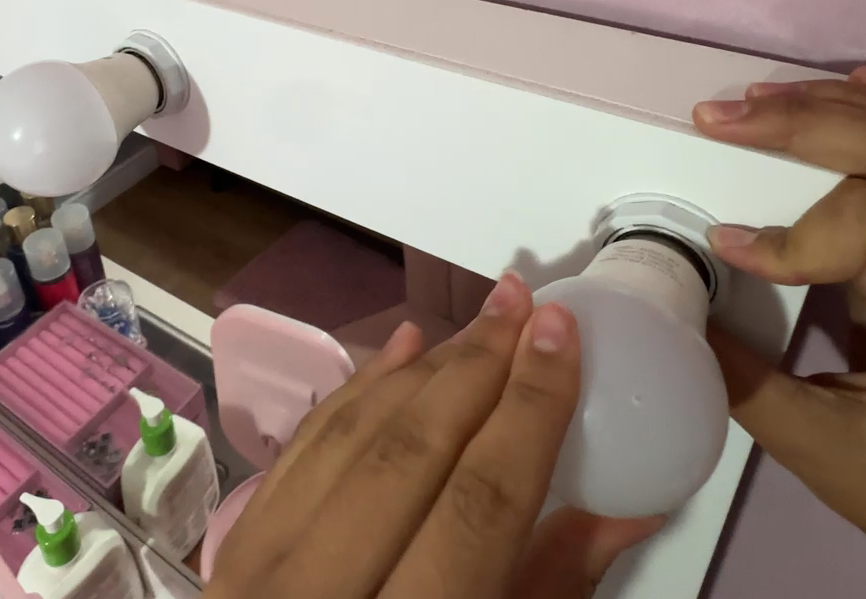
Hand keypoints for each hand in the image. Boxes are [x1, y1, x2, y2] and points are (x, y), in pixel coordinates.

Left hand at [205, 274, 663, 598]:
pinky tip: (400, 345)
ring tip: (477, 317)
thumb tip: (630, 503)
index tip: (560, 331)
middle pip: (410, 450)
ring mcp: (259, 569)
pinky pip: (305, 445)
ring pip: (352, 433)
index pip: (479, 502)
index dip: (528, 408)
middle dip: (476, 363)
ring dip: (422, 364)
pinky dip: (358, 389)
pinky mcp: (235, 547)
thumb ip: (551, 586)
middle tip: (521, 296)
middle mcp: (319, 592)